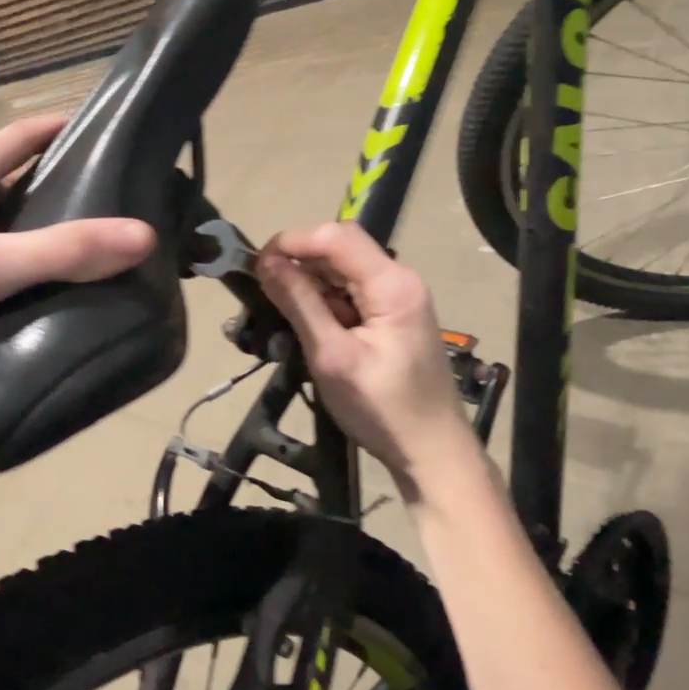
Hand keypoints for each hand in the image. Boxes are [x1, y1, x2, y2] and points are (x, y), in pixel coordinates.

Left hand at [0, 116, 154, 389]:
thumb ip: (62, 251)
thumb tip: (143, 235)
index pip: (25, 133)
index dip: (70, 128)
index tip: (121, 141)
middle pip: (16, 172)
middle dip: (65, 180)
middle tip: (120, 203)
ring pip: (2, 213)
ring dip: (42, 220)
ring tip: (93, 243)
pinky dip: (19, 252)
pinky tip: (40, 281)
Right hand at [256, 223, 479, 500]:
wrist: (432, 452)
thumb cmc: (383, 409)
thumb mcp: (332, 357)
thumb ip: (300, 304)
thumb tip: (267, 263)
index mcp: (392, 285)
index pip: (335, 237)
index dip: (292, 241)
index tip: (257, 265)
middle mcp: (399, 280)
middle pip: (339, 248)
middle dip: (298, 262)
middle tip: (264, 291)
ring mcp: (398, 297)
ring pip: (342, 269)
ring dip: (308, 283)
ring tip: (280, 313)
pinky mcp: (392, 315)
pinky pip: (351, 292)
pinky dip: (324, 301)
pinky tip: (307, 326)